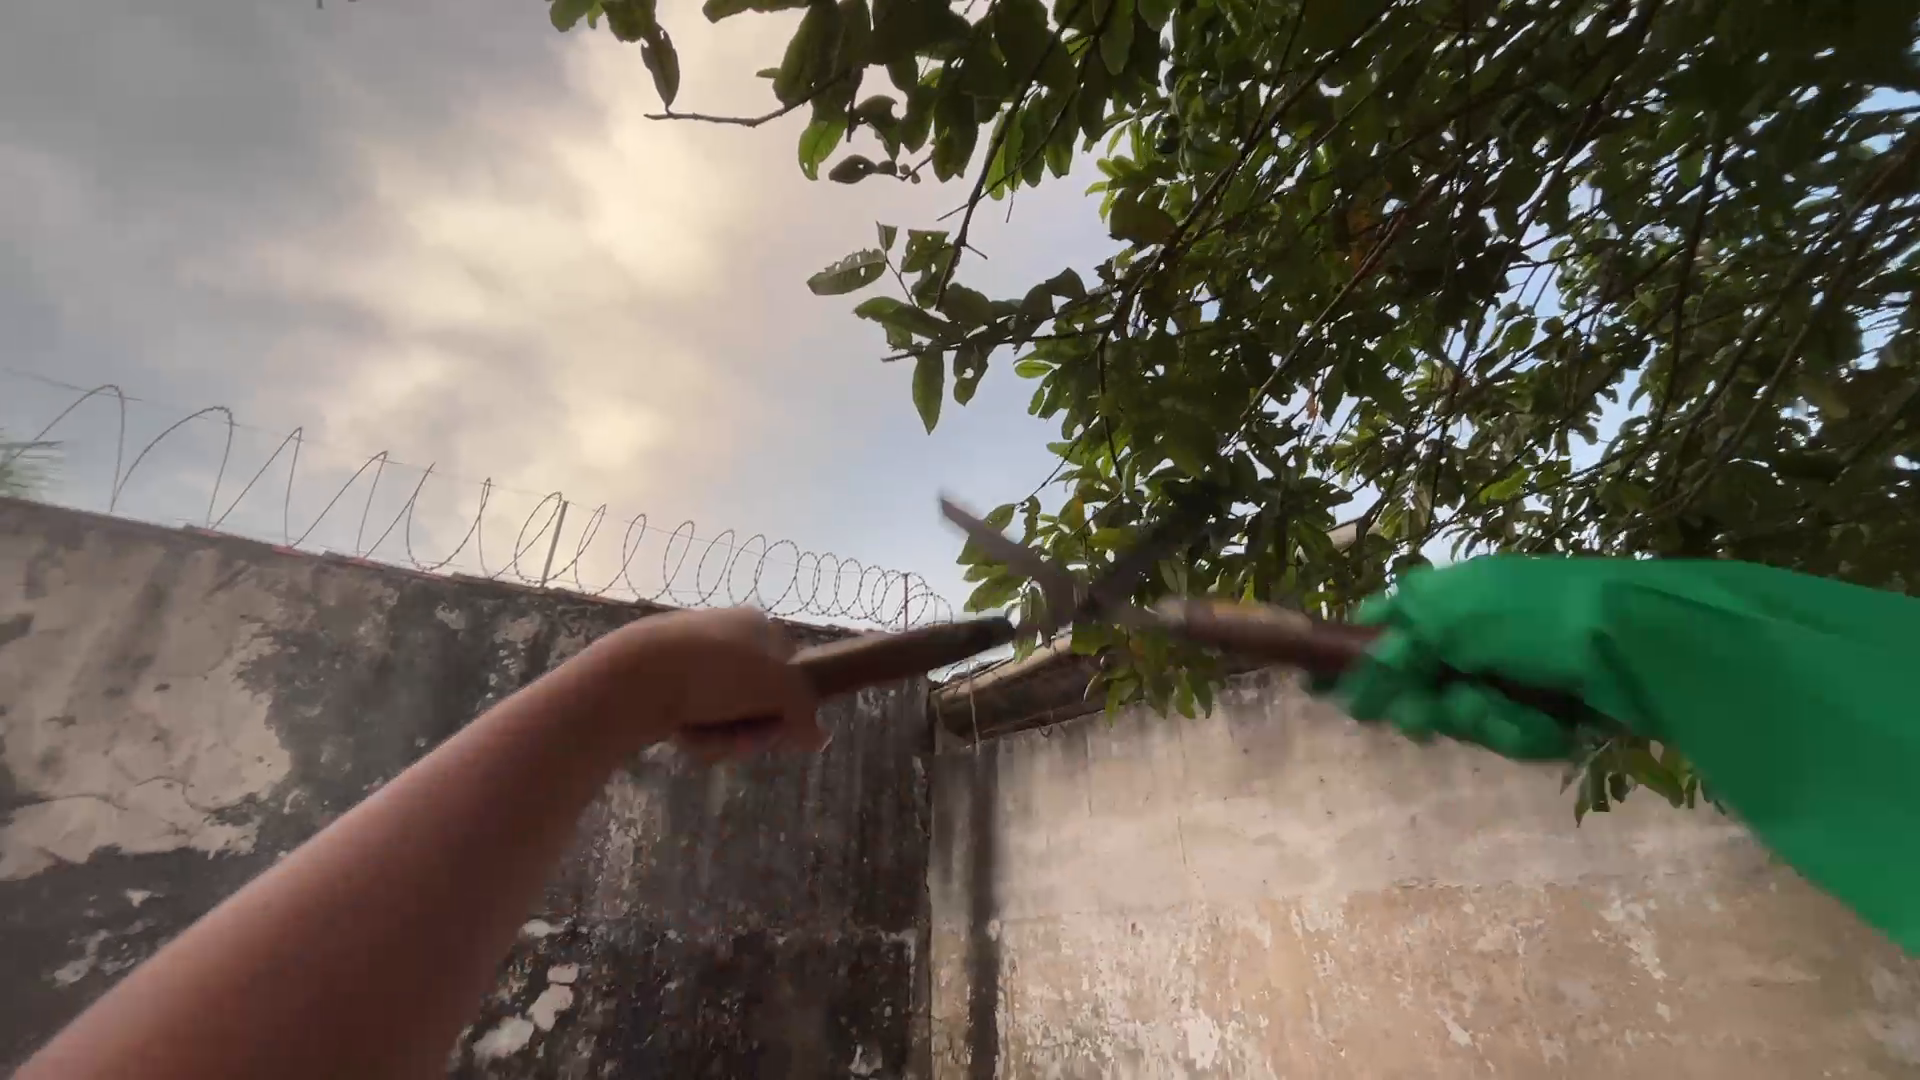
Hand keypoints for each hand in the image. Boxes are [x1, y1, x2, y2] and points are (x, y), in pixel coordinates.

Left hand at [582, 606, 826, 758]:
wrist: (635, 676)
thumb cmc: (717, 672)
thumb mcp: (779, 690)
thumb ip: (805, 713)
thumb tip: (821, 738)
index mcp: (758, 624)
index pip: (791, 667)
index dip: (791, 703)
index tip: (785, 727)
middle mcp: (727, 636)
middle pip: (759, 697)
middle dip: (755, 727)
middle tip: (744, 741)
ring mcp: (693, 658)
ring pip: (728, 712)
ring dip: (727, 736)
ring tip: (709, 740)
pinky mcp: (662, 681)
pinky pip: (695, 715)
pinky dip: (697, 732)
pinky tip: (684, 736)